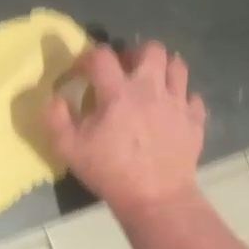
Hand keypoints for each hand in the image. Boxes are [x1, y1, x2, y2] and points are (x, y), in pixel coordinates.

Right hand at [42, 41, 206, 218]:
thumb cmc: (109, 171)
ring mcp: (177, 103)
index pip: (102, 56)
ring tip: (150, 84)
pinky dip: (181, 98)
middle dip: (135, 53)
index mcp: (118, 93)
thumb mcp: (67, 148)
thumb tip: (56, 97)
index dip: (88, 58)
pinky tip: (169, 110)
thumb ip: (55, 117)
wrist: (155, 199)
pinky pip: (192, 97)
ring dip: (162, 69)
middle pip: (151, 49)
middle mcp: (150, 89)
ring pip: (178, 66)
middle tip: (124, 71)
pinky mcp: (194, 120)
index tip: (81, 74)